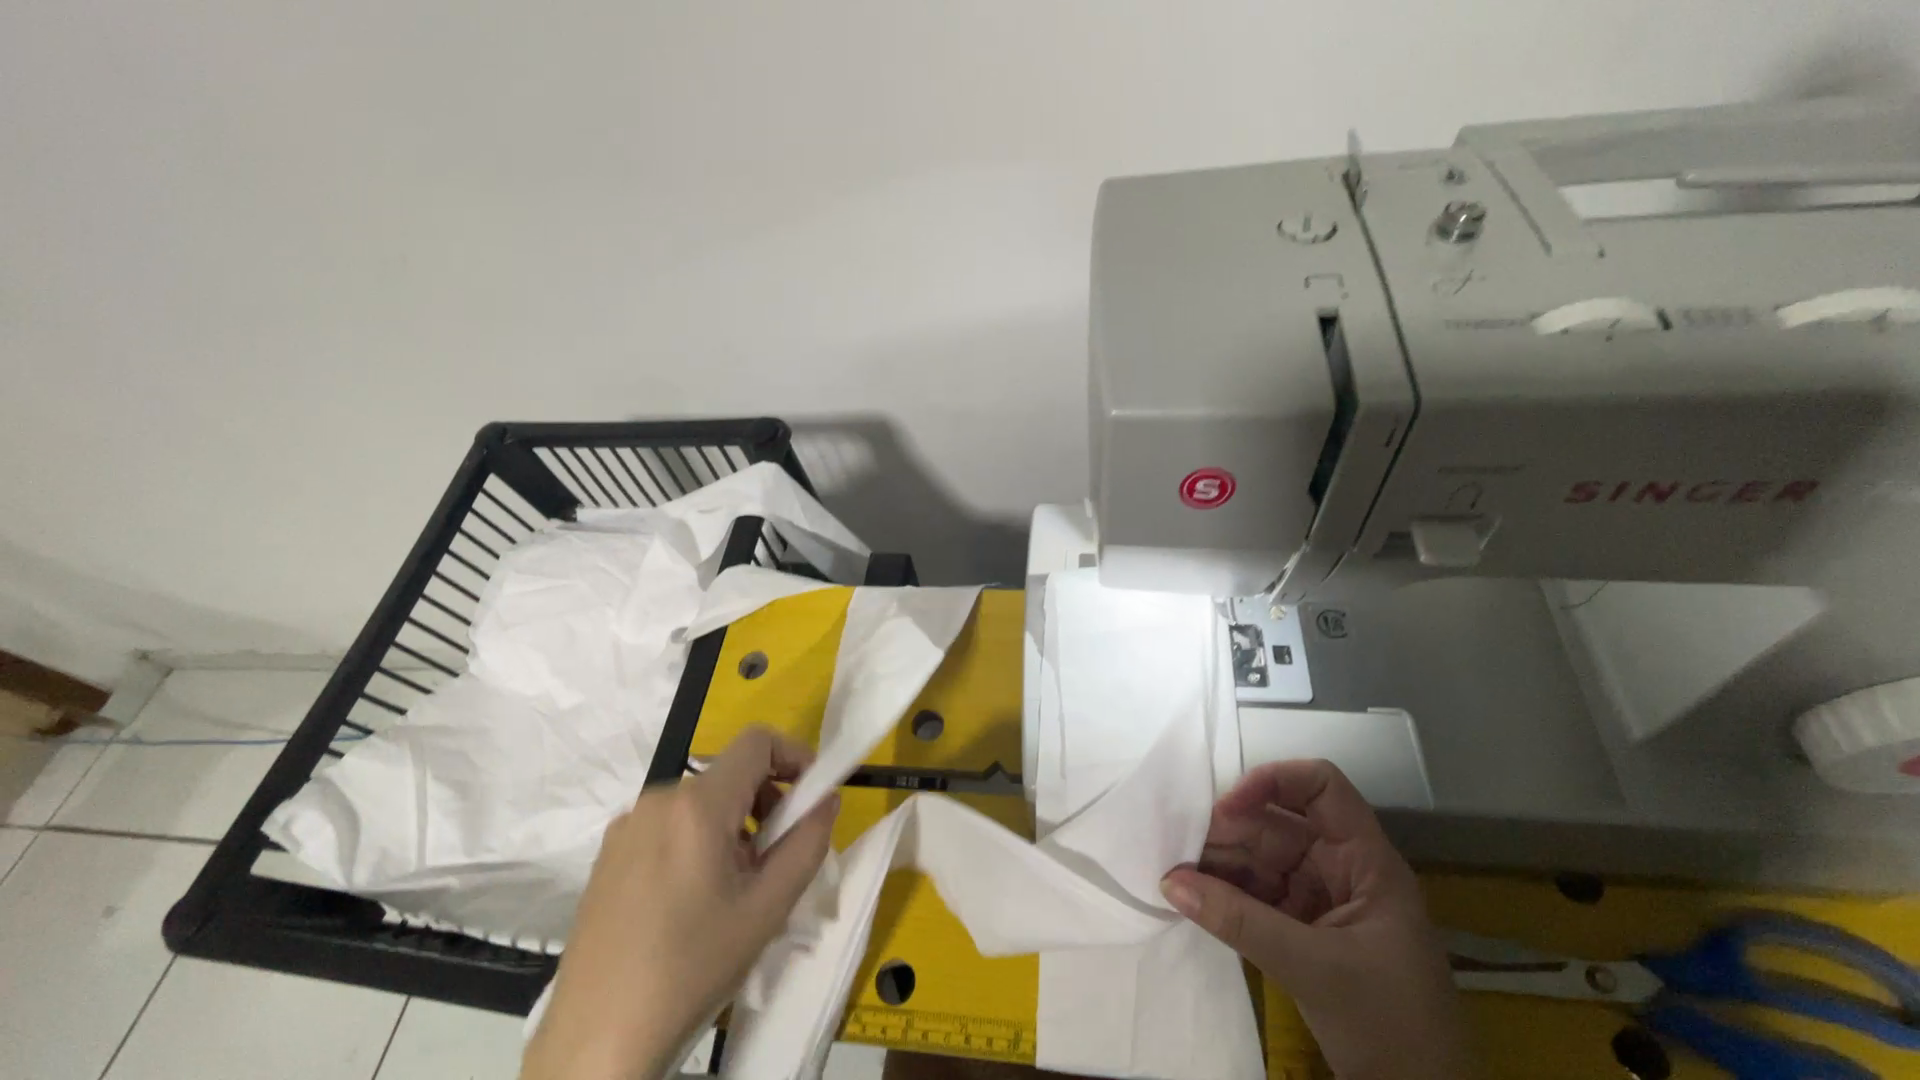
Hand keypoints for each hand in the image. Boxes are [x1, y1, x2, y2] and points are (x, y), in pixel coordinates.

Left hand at [522, 728, 838, 1079]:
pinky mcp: (608, 856)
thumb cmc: (693, 967)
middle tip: (777, 862)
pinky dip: (698, 844)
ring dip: (734, 828)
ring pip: (699, 805)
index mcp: (696, 805)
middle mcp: (656, 801)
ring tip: (736, 891)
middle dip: (766, 804)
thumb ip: (807, 842)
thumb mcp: (768, 908)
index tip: (814, 798)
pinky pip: (669, 828)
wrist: (601, 1035)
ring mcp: (626, 828)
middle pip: (729, 776)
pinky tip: (695, 903)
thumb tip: (825, 799)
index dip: (796, 756)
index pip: (756, 742)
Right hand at [1159, 760, 1466, 1079]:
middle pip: (1280, 824)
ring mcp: (1322, 901)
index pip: (1322, 788)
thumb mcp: (1313, 967)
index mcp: (1366, 861)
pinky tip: (1193, 898)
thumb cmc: (1389, 1023)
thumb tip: (1171, 882)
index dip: (1274, 781)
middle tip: (1178, 848)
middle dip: (1230, 830)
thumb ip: (1239, 921)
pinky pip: (1259, 897)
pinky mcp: (1305, 933)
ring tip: (1174, 874)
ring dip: (1220, 864)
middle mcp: (1343, 870)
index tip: (1226, 808)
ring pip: (1264, 861)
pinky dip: (1226, 896)